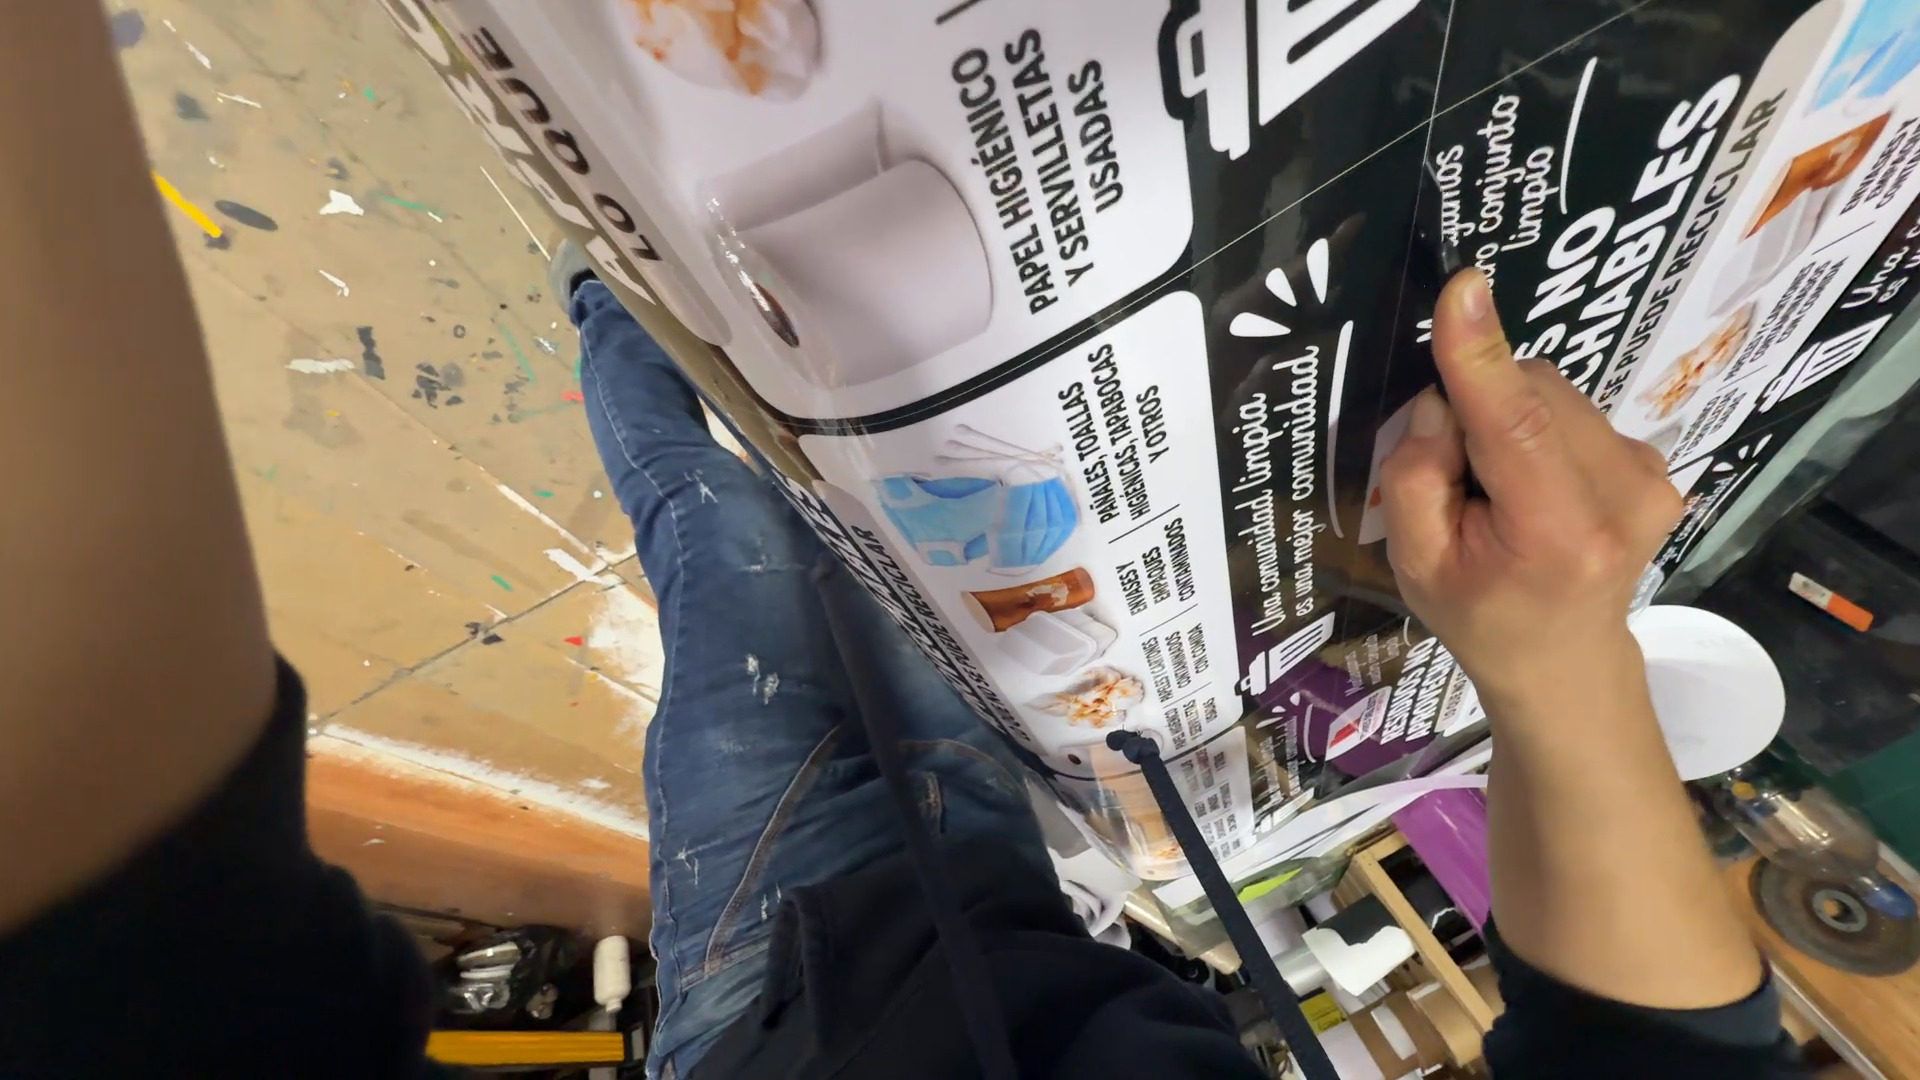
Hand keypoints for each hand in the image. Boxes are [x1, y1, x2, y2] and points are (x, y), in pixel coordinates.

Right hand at [1379, 270, 1683, 715]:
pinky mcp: (1654, 461)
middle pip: (1529, 395)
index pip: (1516, 426)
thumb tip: (1444, 403)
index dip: (1482, 358)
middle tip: (1451, 479)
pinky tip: (1523, 480)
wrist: (1561, 660)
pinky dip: (1529, 428)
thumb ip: (1419, 478)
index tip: (1462, 289)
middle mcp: (1623, 492)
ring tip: (1489, 486)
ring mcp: (1650, 474)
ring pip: (1549, 393)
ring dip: (1500, 418)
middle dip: (1472, 411)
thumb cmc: (1475, 616)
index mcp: (1556, 532)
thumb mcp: (1413, 561)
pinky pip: (1568, 409)